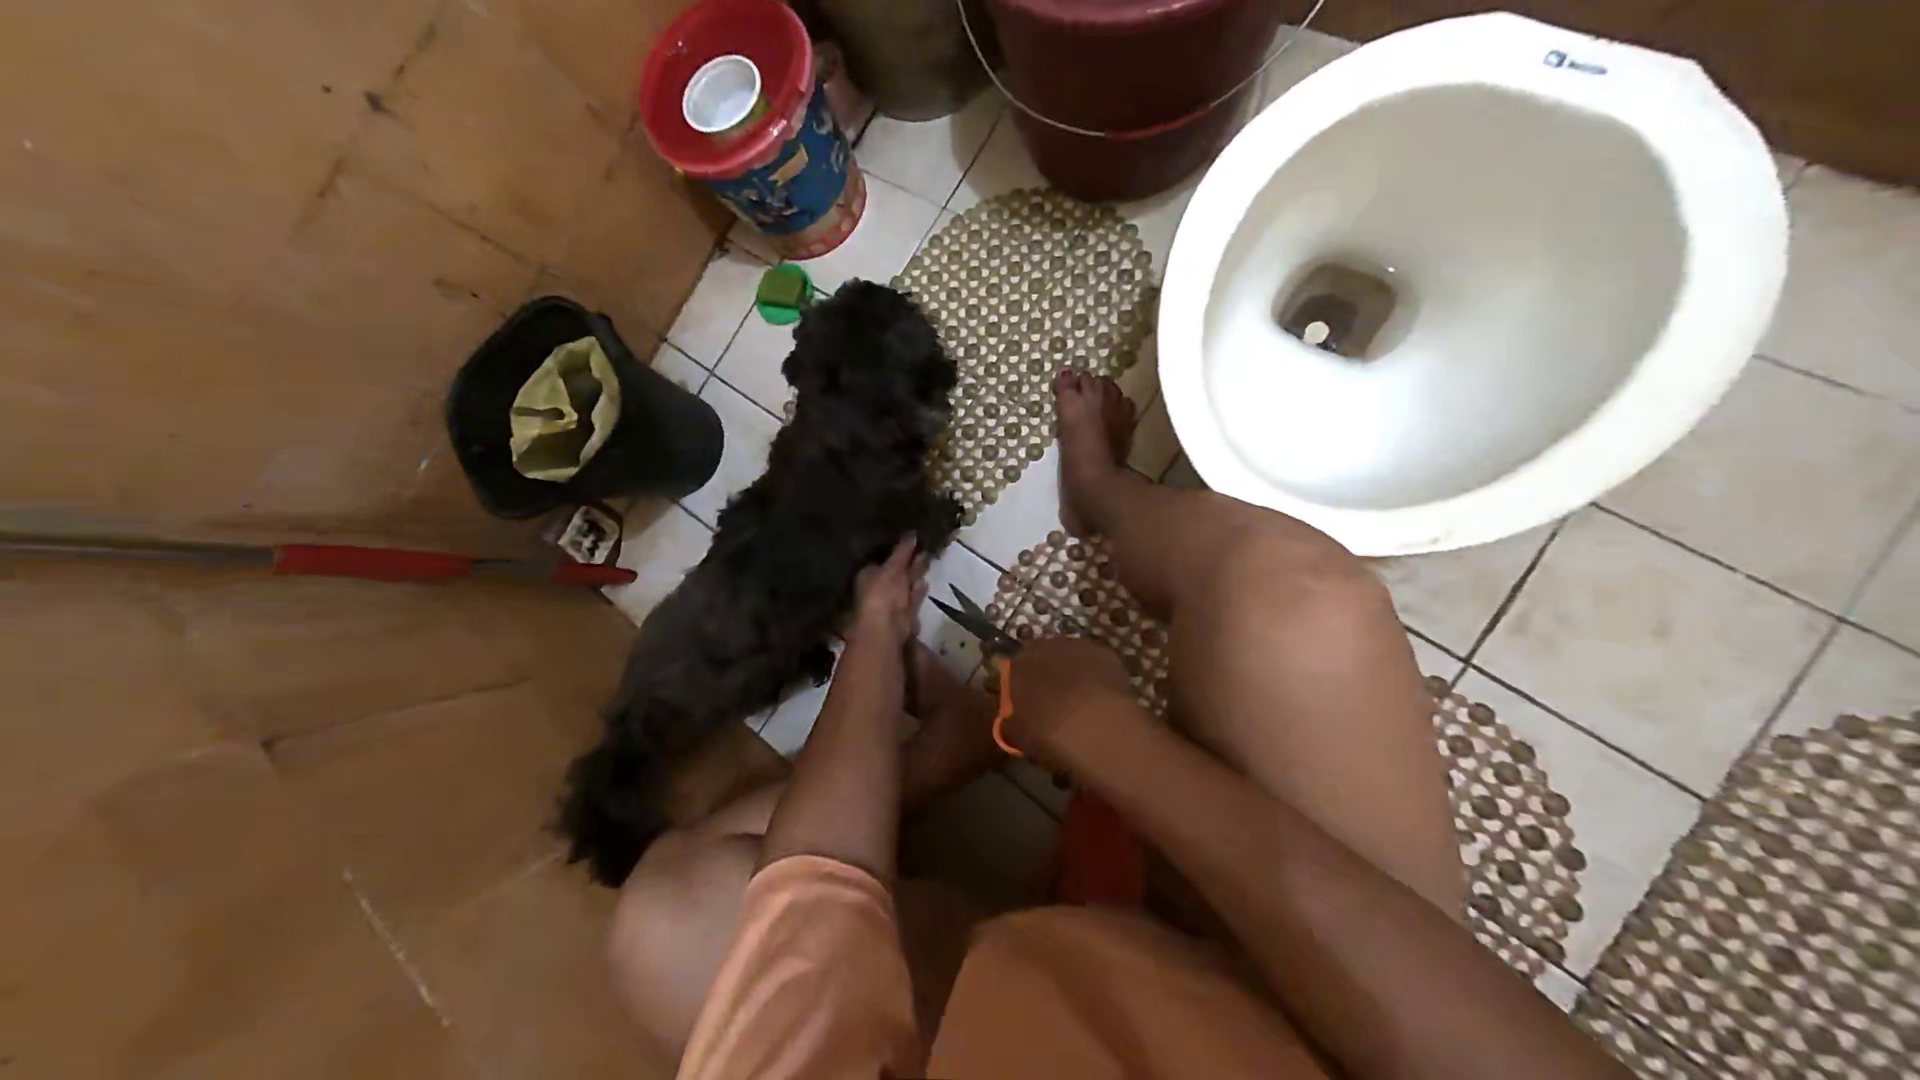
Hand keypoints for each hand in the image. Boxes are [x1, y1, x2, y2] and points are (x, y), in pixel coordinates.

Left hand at [849, 536, 928, 648]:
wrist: (886, 626)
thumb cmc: (882, 592)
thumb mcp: (892, 567)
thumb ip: (903, 551)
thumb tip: (912, 533)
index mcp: (869, 574)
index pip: (882, 559)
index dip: (896, 551)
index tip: (910, 540)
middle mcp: (878, 587)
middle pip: (895, 571)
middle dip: (908, 561)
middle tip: (924, 545)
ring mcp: (891, 601)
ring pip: (905, 583)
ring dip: (915, 572)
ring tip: (928, 556)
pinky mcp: (903, 612)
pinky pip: (912, 596)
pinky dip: (918, 589)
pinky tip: (926, 581)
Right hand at [1003, 636, 1138, 756]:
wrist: (1096, 728)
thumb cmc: (1048, 732)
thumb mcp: (1019, 736)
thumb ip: (1011, 724)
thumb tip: (1010, 722)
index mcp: (1019, 663)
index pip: (1016, 668)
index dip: (1023, 685)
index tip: (1027, 703)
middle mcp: (1046, 646)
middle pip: (1045, 658)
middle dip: (1049, 676)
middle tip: (1054, 702)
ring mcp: (1079, 647)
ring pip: (1072, 659)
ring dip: (1074, 674)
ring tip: (1082, 703)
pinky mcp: (1106, 654)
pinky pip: (1097, 665)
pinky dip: (1097, 679)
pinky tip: (1101, 700)